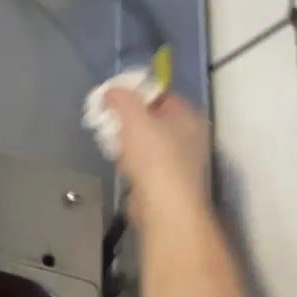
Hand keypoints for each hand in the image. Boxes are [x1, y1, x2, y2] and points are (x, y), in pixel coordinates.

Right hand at [106, 88, 211, 232]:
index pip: (160, 93)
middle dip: (127, 117)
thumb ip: (122, 98)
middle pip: (153, 116)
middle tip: (106, 119)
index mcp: (188, 116)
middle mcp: (190, 135)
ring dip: (126, 138)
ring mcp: (182, 158)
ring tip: (109, 142)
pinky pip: (146, 159)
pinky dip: (131, 158)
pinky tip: (120, 162)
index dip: (135, 92)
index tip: (111, 97)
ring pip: (147, 138)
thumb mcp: (133, 118)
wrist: (165, 206)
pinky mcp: (169, 178)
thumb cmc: (154, 157)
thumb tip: (112, 90)